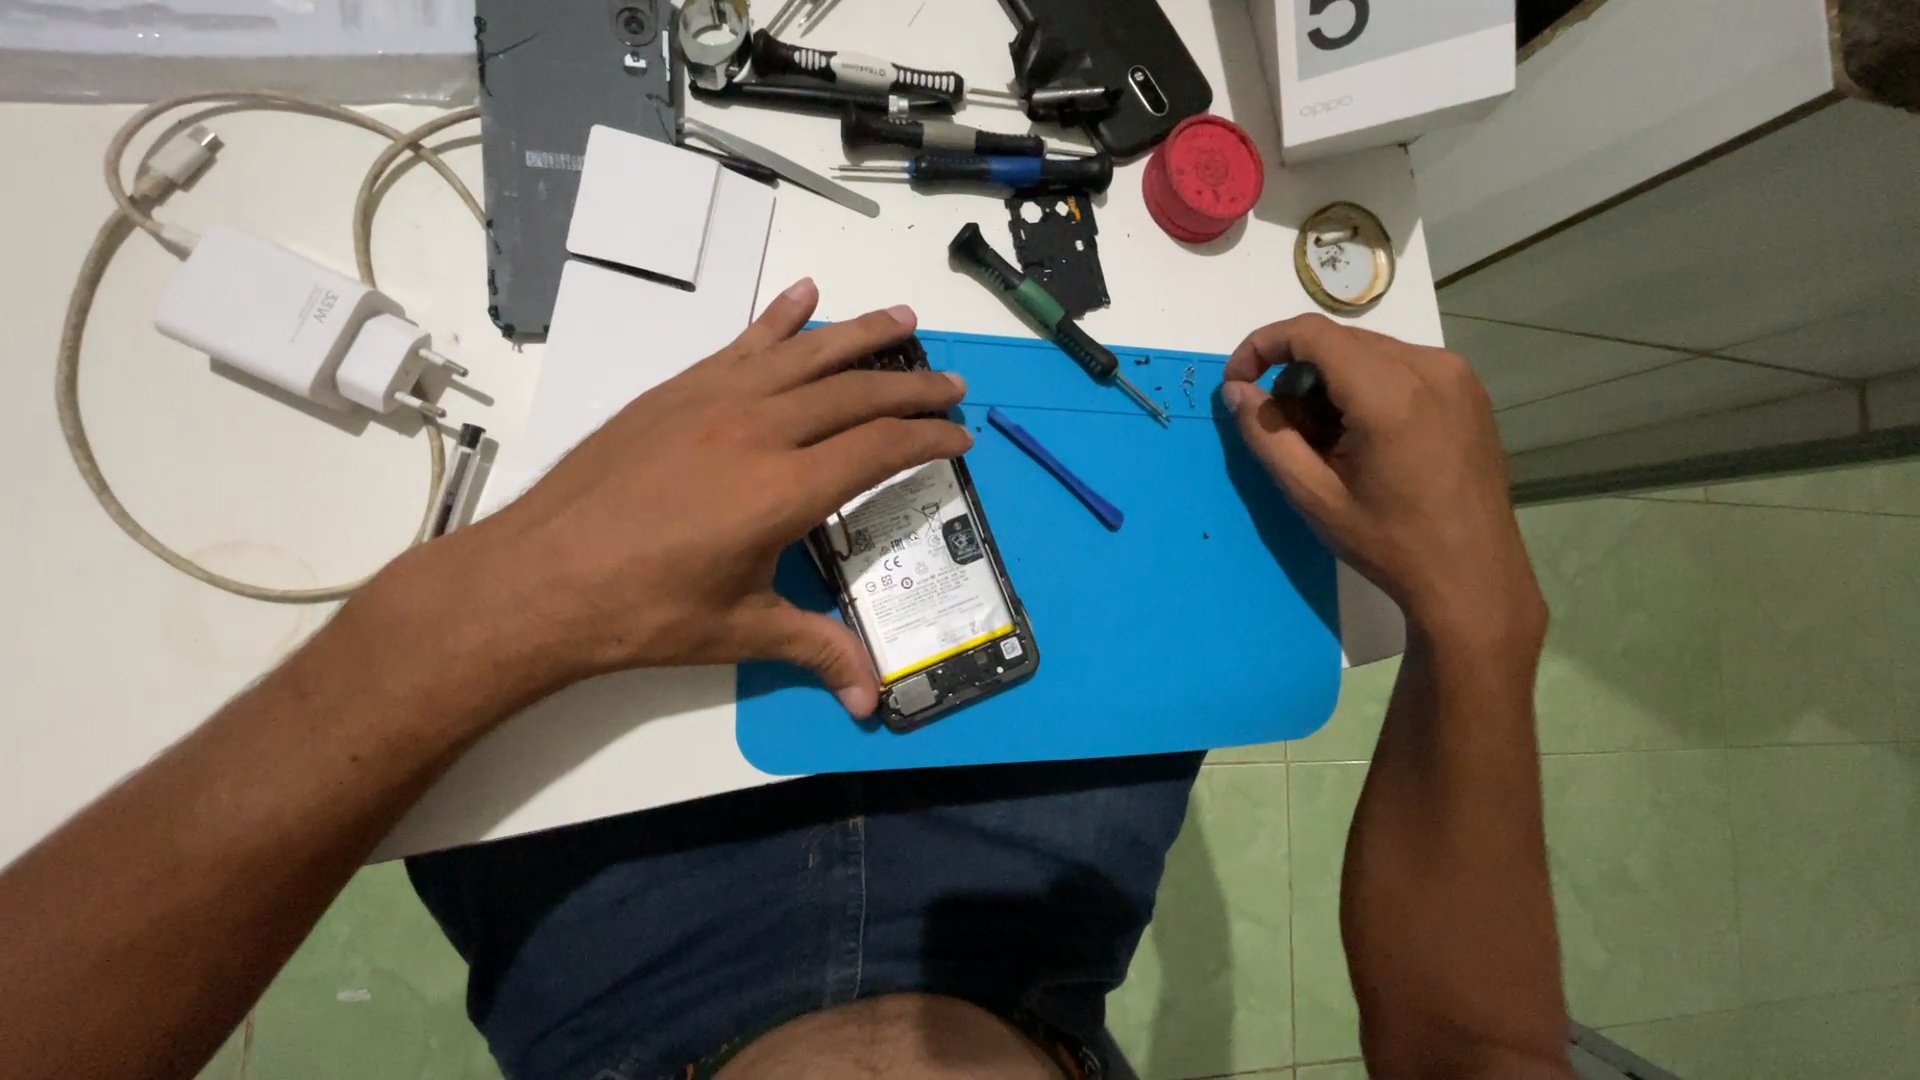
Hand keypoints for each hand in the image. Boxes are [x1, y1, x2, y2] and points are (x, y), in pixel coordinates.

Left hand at [393, 279, 970, 718]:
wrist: (539, 578)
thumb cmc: (644, 610)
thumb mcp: (740, 631)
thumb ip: (816, 650)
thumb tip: (867, 702)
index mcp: (786, 489)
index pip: (880, 450)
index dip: (929, 440)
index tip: (961, 438)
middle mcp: (760, 430)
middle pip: (857, 394)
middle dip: (914, 389)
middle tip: (954, 386)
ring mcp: (715, 400)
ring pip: (808, 354)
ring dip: (863, 334)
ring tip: (905, 318)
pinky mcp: (678, 391)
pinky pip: (742, 343)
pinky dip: (779, 317)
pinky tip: (804, 293)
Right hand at [1219, 315, 1542, 644]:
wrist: (1472, 576)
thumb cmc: (1388, 542)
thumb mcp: (1313, 495)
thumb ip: (1267, 436)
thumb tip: (1235, 391)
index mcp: (1389, 393)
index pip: (1311, 333)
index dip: (1262, 346)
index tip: (1238, 382)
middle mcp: (1429, 367)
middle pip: (1338, 341)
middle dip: (1294, 374)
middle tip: (1283, 431)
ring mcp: (1455, 375)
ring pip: (1366, 353)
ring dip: (1327, 383)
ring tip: (1323, 442)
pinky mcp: (1466, 390)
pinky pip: (1397, 366)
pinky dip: (1361, 388)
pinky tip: (1359, 438)